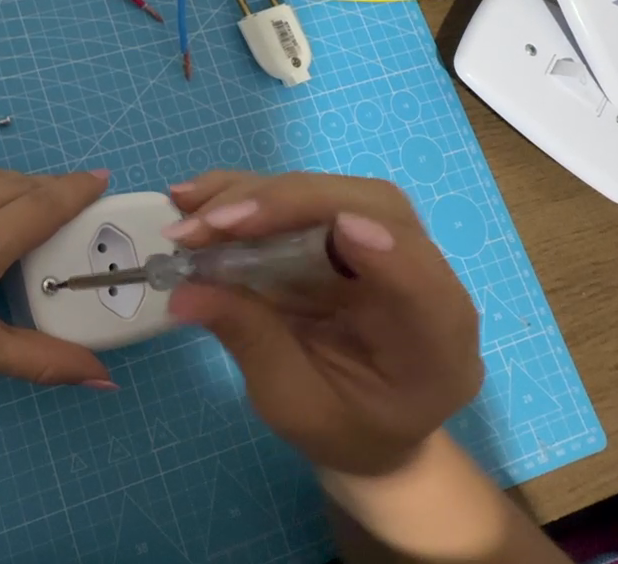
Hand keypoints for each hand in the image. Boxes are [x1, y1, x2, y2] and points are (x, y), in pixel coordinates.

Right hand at [164, 172, 480, 475]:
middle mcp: (416, 273)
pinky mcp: (332, 227)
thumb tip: (184, 292)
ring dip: (251, 194)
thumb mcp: (294, 405)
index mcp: (433, 338)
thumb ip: (252, 343)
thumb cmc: (342, 428)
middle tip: (212, 224)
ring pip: (324, 190)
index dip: (389, 249)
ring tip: (188, 215)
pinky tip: (193, 198)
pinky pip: (291, 193)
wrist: (363, 424)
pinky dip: (240, 189)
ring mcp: (374, 241)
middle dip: (287, 205)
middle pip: (370, 207)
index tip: (341, 229)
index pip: (424, 280)